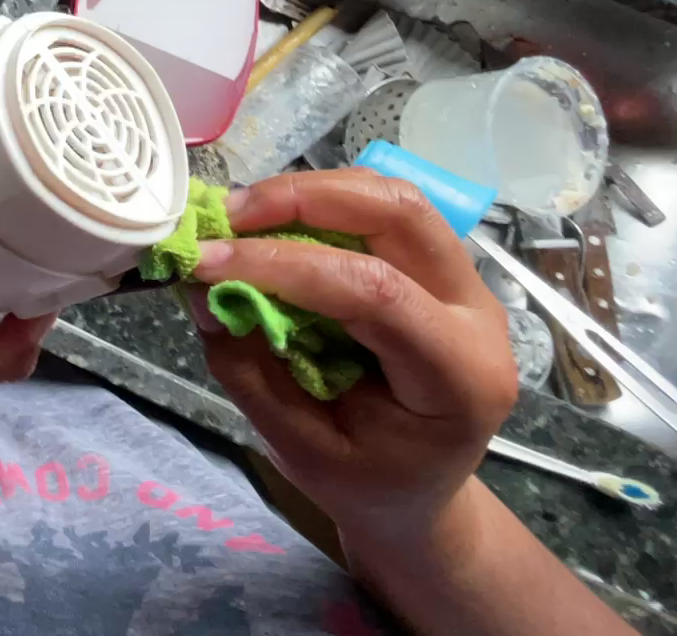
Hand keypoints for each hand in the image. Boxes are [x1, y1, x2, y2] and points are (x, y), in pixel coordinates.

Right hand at [187, 169, 516, 539]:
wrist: (416, 485)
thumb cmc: (363, 477)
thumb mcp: (296, 446)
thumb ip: (247, 367)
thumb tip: (203, 289)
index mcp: (457, 375)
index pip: (374, 291)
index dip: (279, 265)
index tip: (204, 263)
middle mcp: (474, 312)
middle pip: (397, 213)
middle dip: (299, 200)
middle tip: (224, 217)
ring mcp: (459, 279)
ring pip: (386, 195)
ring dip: (303, 191)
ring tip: (237, 216)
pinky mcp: (428, 263)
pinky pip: (372, 206)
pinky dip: (310, 200)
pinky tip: (265, 222)